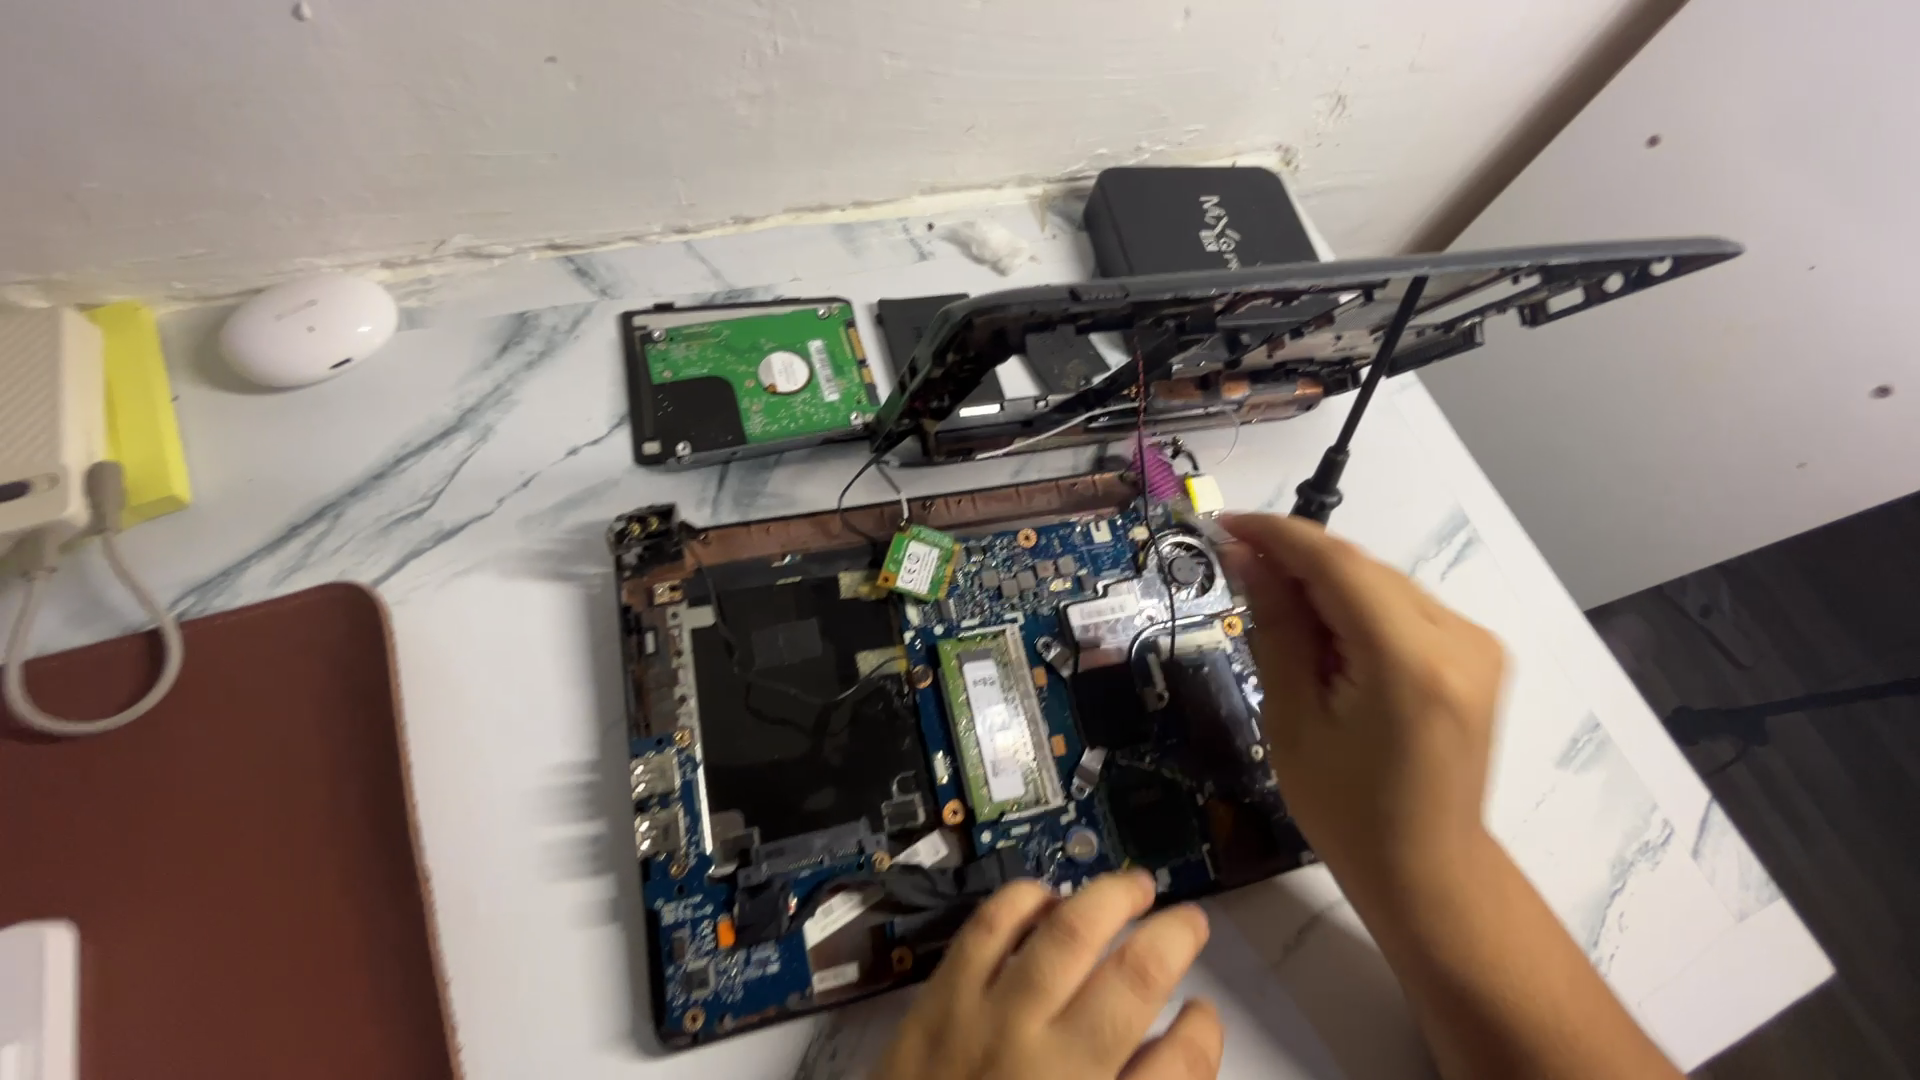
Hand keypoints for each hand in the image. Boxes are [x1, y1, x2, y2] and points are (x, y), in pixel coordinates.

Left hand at [876, 870, 1221, 1079]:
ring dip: (1110, 899)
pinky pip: (989, 927)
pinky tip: (1047, 898)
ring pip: (1066, 934)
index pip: (1181, 1065)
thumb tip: (1178, 1045)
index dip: (1203, 1033)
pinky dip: (1024, 900)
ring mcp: (990, 1022)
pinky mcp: (939, 1000)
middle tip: (1189, 919)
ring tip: (1135, 886)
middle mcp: (1051, 1065)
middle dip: (1173, 939)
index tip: (1204, 1012)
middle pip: (1132, 980)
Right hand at [1217, 513, 1505, 898]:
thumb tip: (1248, 557)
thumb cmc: (1344, 808)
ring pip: (1379, 582)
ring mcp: (1476, 644)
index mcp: (1409, 662)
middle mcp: (1457, 639)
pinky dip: (1352, 605)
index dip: (1276, 534)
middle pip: (1360, 568)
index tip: (1223, 523)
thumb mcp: (1292, 717)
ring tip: (1274, 608)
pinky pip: (1399, 605)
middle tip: (1237, 570)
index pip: (1336, 564)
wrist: (1426, 866)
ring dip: (1321, 583)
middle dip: (1294, 560)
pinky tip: (1322, 633)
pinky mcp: (1476, 653)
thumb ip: (1277, 626)